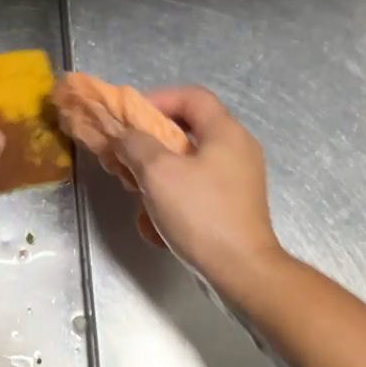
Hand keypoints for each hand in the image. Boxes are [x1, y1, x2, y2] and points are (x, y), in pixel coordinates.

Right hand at [116, 87, 283, 287]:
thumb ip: (136, 145)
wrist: (240, 269)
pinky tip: (156, 223)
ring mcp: (237, 179)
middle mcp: (237, 149)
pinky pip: (196, 190)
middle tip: (126, 158)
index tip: (128, 118)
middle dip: (151, 144)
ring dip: (158, 176)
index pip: (191, 96)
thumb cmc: (200, 214)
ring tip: (137, 193)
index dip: (157, 99)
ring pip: (188, 164)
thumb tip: (125, 137)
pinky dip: (173, 198)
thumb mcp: (158, 173)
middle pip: (188, 130)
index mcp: (226, 132)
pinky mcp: (233, 206)